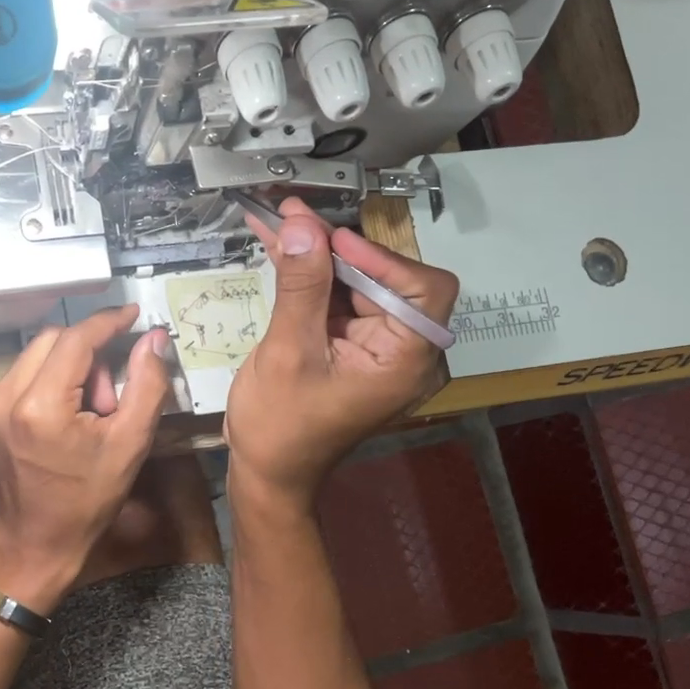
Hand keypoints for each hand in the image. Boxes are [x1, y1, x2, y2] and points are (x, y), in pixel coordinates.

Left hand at [0, 306, 170, 613]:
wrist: (35, 542)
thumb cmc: (86, 501)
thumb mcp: (129, 444)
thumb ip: (147, 385)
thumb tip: (153, 338)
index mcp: (40, 406)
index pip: (75, 339)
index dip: (107, 322)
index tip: (131, 316)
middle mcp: (3, 398)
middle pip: (51, 341)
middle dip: (87, 355)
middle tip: (108, 398)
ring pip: (33, 357)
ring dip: (66, 370)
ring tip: (86, 414)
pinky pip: (18, 379)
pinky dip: (44, 385)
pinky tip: (61, 421)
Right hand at [225, 198, 457, 508]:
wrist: (265, 471)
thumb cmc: (280, 424)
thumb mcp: (288, 352)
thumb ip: (300, 287)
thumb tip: (302, 224)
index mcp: (407, 360)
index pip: (424, 289)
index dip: (381, 259)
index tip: (329, 240)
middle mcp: (404, 350)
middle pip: (386, 280)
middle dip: (337, 250)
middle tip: (292, 217)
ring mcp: (377, 348)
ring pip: (356, 285)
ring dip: (316, 257)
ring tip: (278, 223)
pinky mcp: (352, 346)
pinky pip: (337, 302)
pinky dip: (309, 278)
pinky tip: (279, 246)